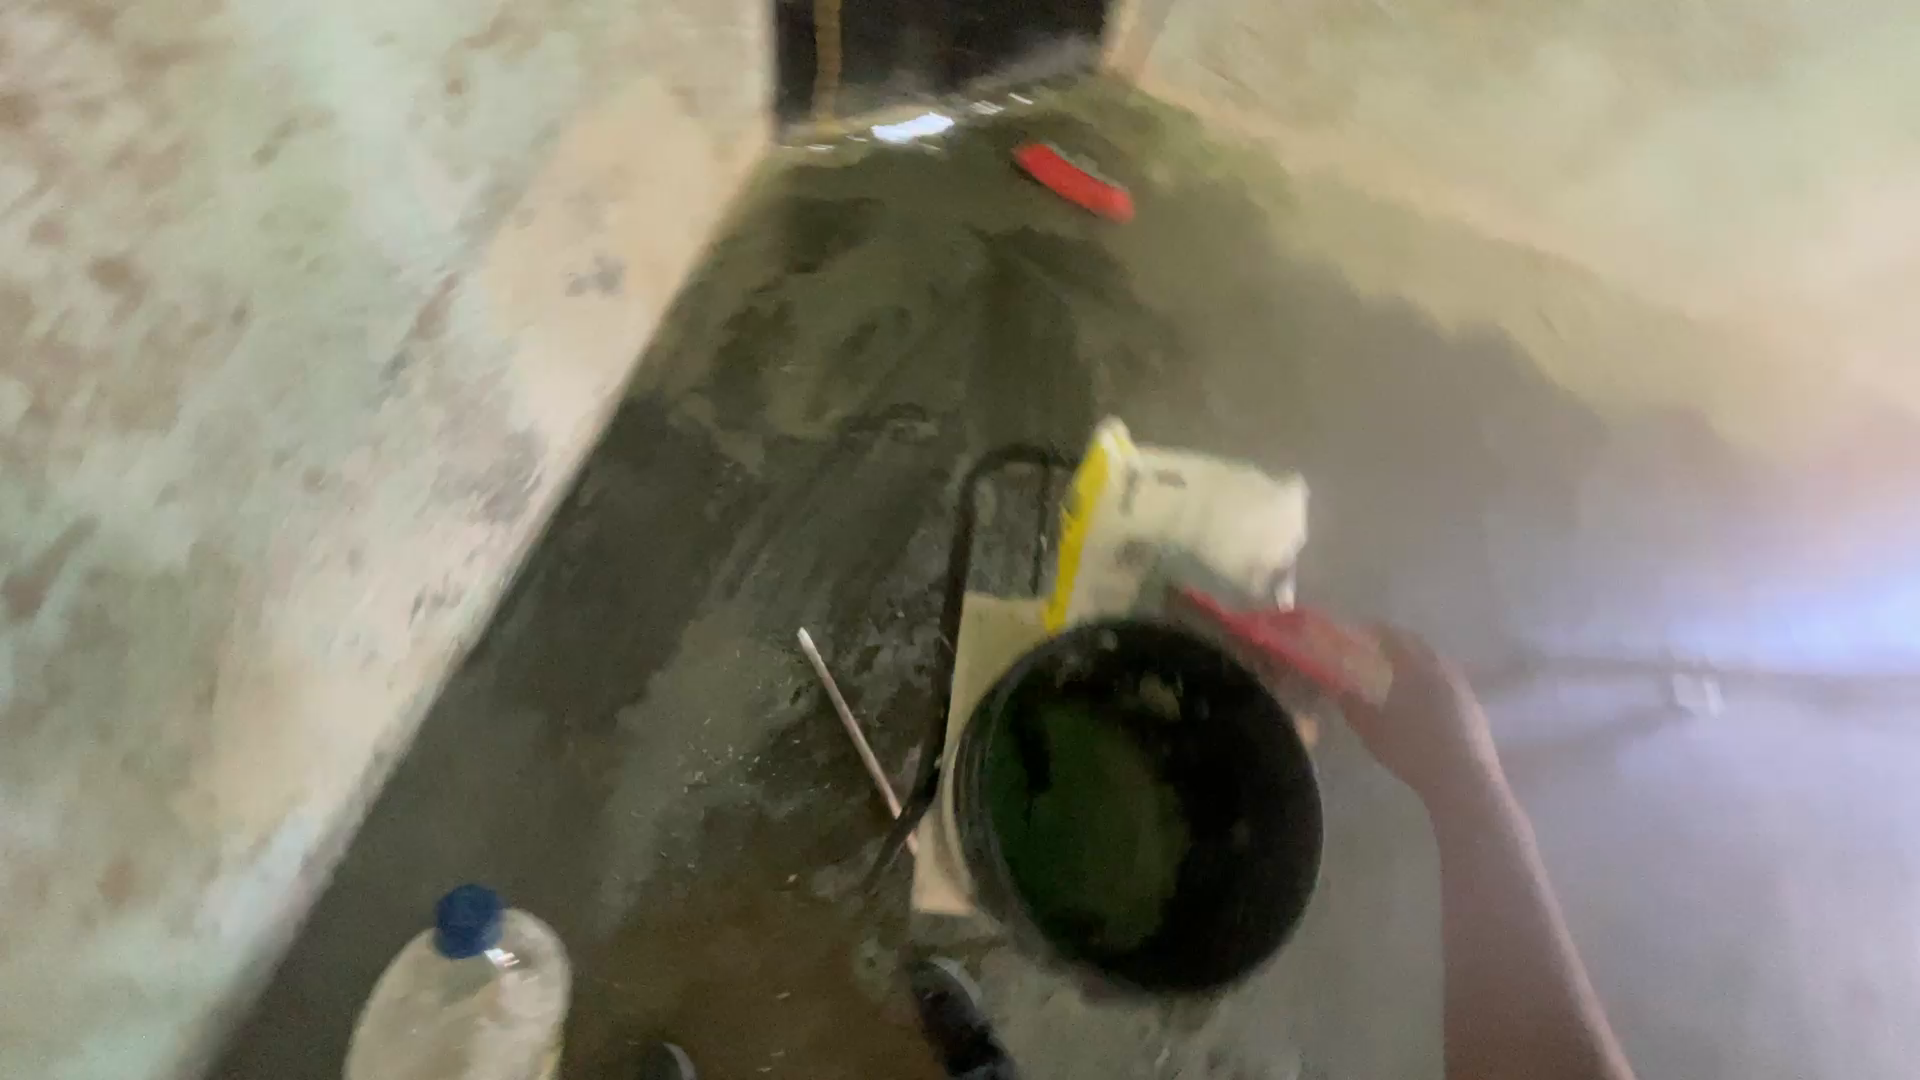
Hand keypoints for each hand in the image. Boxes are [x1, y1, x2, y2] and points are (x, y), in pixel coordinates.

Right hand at [1335, 628, 1503, 803]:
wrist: (1463, 780)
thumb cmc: (1411, 749)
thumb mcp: (1370, 729)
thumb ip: (1351, 704)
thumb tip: (1337, 687)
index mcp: (1414, 668)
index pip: (1394, 637)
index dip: (1376, 630)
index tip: (1360, 629)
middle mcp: (1441, 671)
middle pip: (1420, 645)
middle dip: (1399, 641)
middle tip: (1379, 645)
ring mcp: (1462, 689)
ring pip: (1438, 662)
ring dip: (1419, 659)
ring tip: (1402, 670)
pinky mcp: (1474, 709)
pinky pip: (1450, 681)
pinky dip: (1433, 678)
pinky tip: (1425, 696)